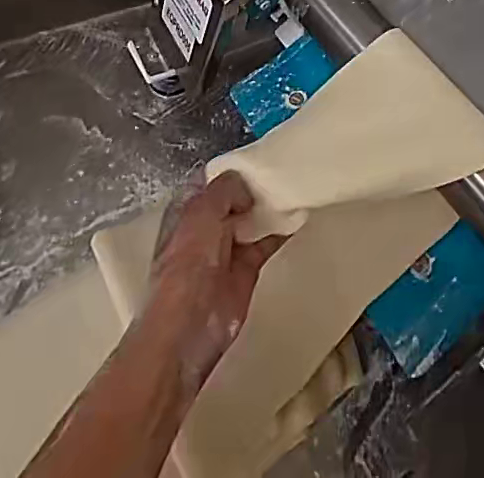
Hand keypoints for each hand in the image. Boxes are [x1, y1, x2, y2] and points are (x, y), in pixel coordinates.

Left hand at [143, 171, 284, 386]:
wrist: (189, 328)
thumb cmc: (184, 268)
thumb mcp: (201, 214)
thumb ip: (225, 190)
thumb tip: (247, 185)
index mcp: (187, 210)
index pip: (211, 179)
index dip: (232, 168)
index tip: (259, 155)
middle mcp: (206, 226)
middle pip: (236, 196)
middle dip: (256, 184)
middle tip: (284, 168)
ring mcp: (227, 247)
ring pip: (253, 217)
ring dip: (271, 206)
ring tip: (296, 186)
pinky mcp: (247, 267)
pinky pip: (268, 240)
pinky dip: (283, 229)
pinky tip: (299, 216)